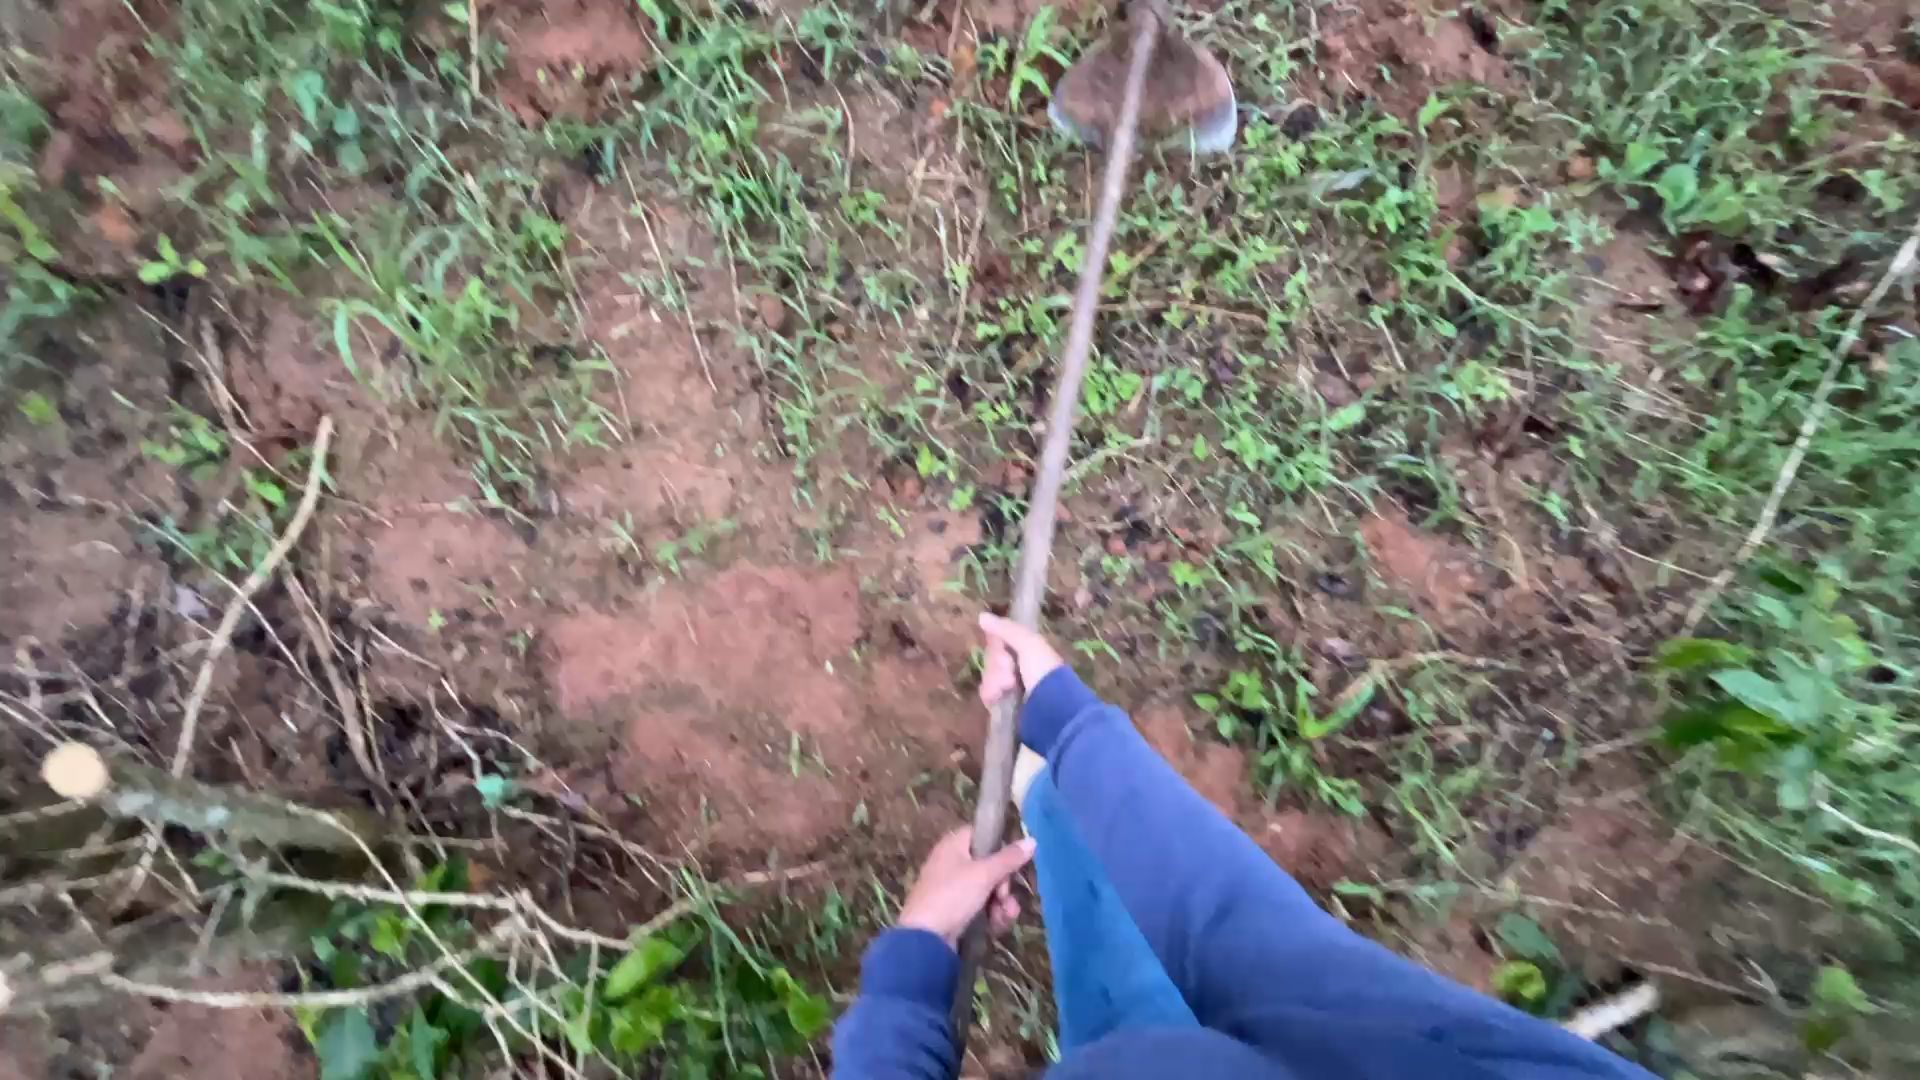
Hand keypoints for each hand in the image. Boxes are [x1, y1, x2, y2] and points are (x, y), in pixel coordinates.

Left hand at [896, 828, 1036, 946]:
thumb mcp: (984, 874)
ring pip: (987, 889)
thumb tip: (1032, 840)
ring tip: (1005, 916)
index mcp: (953, 845)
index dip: (999, 847)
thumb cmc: (952, 895)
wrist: (925, 940)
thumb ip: (1009, 858)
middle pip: (988, 865)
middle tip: (1003, 895)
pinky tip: (997, 926)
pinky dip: (991, 915)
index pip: (981, 834)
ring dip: (1001, 903)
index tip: (1011, 862)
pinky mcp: (955, 912)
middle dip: (1003, 884)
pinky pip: (980, 907)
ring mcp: (952, 888)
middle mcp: (951, 862)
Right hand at [977, 613, 1065, 705]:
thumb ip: (1006, 629)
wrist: (1050, 706)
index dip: (996, 645)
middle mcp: (1017, 666)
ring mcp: (1010, 685)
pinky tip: (998, 696)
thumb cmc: (1042, 670)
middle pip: (991, 657)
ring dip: (995, 680)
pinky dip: (991, 693)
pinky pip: (986, 692)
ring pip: (988, 675)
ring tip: (1009, 687)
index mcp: (1026, 650)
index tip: (1002, 649)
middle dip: (998, 664)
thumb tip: (982, 617)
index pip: (998, 641)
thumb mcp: (1028, 643)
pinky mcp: (1003, 703)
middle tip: (1010, 671)